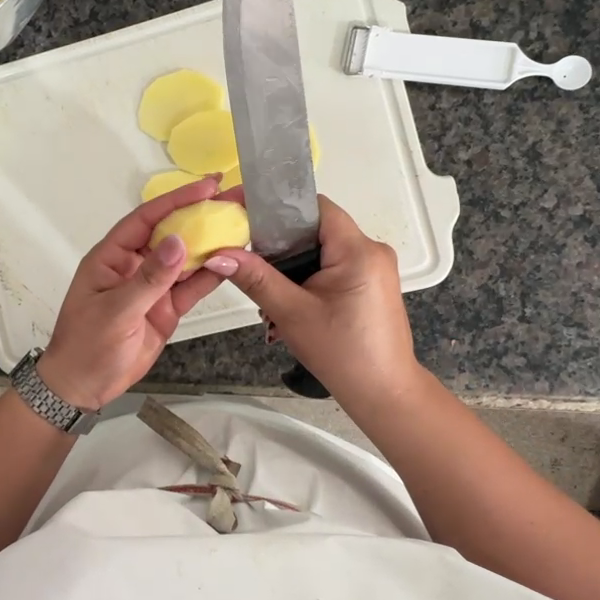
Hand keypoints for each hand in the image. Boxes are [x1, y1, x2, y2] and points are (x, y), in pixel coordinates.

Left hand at [38, 178, 229, 409]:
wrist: (83, 387)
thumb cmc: (87, 346)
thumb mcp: (116, 311)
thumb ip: (149, 279)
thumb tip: (179, 241)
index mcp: (111, 258)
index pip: (146, 219)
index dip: (177, 200)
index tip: (210, 186)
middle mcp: (132, 266)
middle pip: (171, 233)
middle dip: (202, 215)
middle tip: (238, 198)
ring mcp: (151, 288)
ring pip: (185, 259)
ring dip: (213, 243)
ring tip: (246, 223)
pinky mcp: (165, 309)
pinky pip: (191, 286)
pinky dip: (212, 275)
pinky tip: (235, 260)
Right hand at [212, 196, 424, 407]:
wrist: (383, 392)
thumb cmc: (341, 352)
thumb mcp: (291, 313)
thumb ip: (255, 278)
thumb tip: (217, 255)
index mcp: (357, 250)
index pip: (314, 208)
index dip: (276, 207)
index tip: (241, 215)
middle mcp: (370, 250)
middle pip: (313, 229)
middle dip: (277, 246)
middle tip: (246, 264)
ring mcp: (372, 268)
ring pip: (318, 251)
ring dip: (288, 268)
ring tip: (267, 296)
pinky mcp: (368, 285)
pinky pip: (329, 268)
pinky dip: (303, 280)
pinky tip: (286, 306)